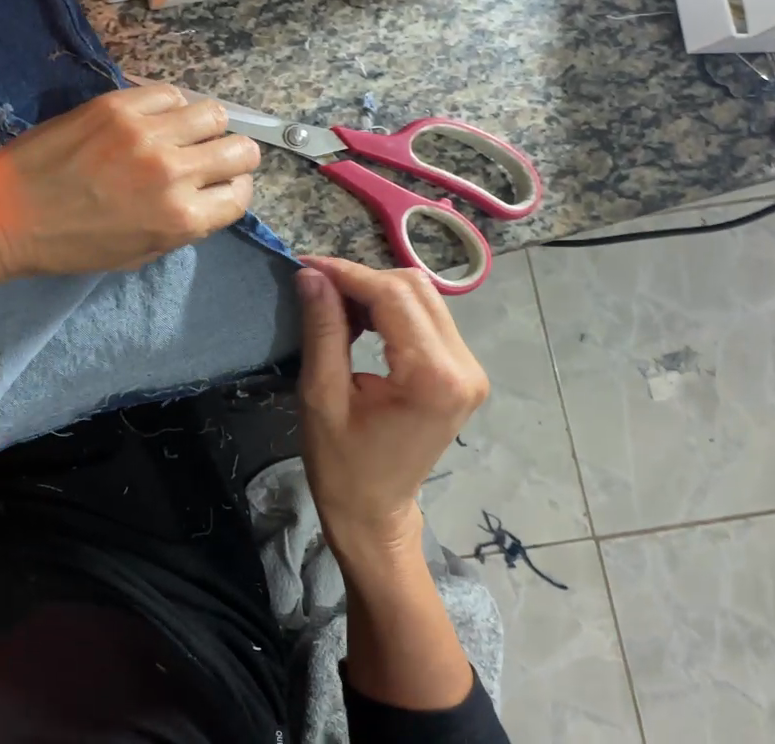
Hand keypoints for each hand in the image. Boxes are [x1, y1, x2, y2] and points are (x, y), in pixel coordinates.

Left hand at [0, 83, 259, 281]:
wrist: (8, 215)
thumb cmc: (67, 246)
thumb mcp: (135, 255)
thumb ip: (179, 227)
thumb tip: (204, 198)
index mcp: (180, 219)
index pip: (240, 195)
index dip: (231, 190)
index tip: (216, 186)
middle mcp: (174, 173)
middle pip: (240, 149)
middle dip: (230, 156)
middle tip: (204, 158)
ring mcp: (146, 133)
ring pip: (211, 112)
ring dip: (202, 125)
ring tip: (176, 133)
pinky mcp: (117, 105)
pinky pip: (167, 92)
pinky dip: (167, 105)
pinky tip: (148, 118)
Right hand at [294, 257, 488, 562]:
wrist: (373, 509)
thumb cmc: (340, 462)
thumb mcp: (321, 394)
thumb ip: (323, 329)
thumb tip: (311, 275)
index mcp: (432, 377)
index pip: (392, 296)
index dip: (346, 273)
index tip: (304, 265)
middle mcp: (464, 367)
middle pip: (414, 288)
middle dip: (361, 279)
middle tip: (314, 287)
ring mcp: (469, 370)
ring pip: (423, 297)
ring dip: (375, 291)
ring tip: (332, 305)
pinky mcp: (463, 373)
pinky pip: (427, 318)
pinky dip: (390, 309)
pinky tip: (359, 322)